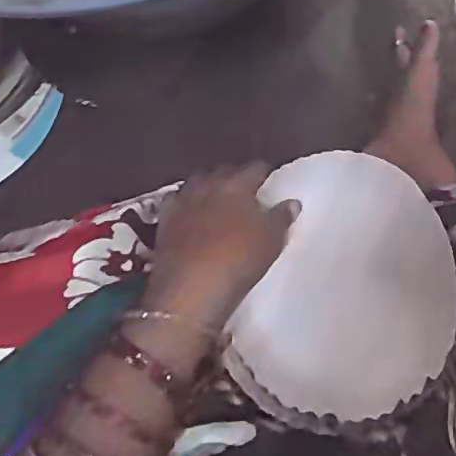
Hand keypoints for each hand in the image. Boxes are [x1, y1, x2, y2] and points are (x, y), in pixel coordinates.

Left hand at [143, 165, 297, 328]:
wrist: (190, 288)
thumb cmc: (238, 261)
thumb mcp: (271, 241)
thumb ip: (281, 217)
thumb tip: (291, 203)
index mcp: (237, 184)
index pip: (255, 168)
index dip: (264, 174)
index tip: (270, 182)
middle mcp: (209, 184)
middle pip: (225, 172)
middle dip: (235, 179)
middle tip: (245, 194)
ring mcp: (184, 200)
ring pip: (198, 182)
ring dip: (208, 188)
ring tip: (217, 202)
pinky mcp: (164, 218)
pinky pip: (176, 201)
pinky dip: (184, 203)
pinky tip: (189, 213)